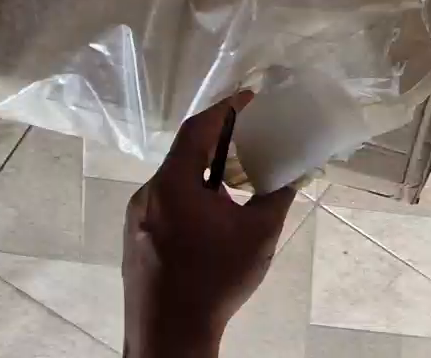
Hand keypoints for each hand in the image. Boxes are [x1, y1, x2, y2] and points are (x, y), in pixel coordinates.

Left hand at [123, 91, 294, 357]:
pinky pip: (166, 199)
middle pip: (183, 152)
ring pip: (174, 178)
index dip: (224, 108)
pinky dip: (193, 189)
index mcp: (173, 187)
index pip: (196, 130)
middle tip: (250, 131)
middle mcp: (147, 197)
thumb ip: (278, 194)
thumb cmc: (215, 280)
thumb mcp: (260, 232)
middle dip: (218, 136)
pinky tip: (216, 206)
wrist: (168, 341)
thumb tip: (295, 172)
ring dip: (205, 166)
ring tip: (237, 168)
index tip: (250, 97)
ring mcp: (136, 221)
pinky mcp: (135, 241)